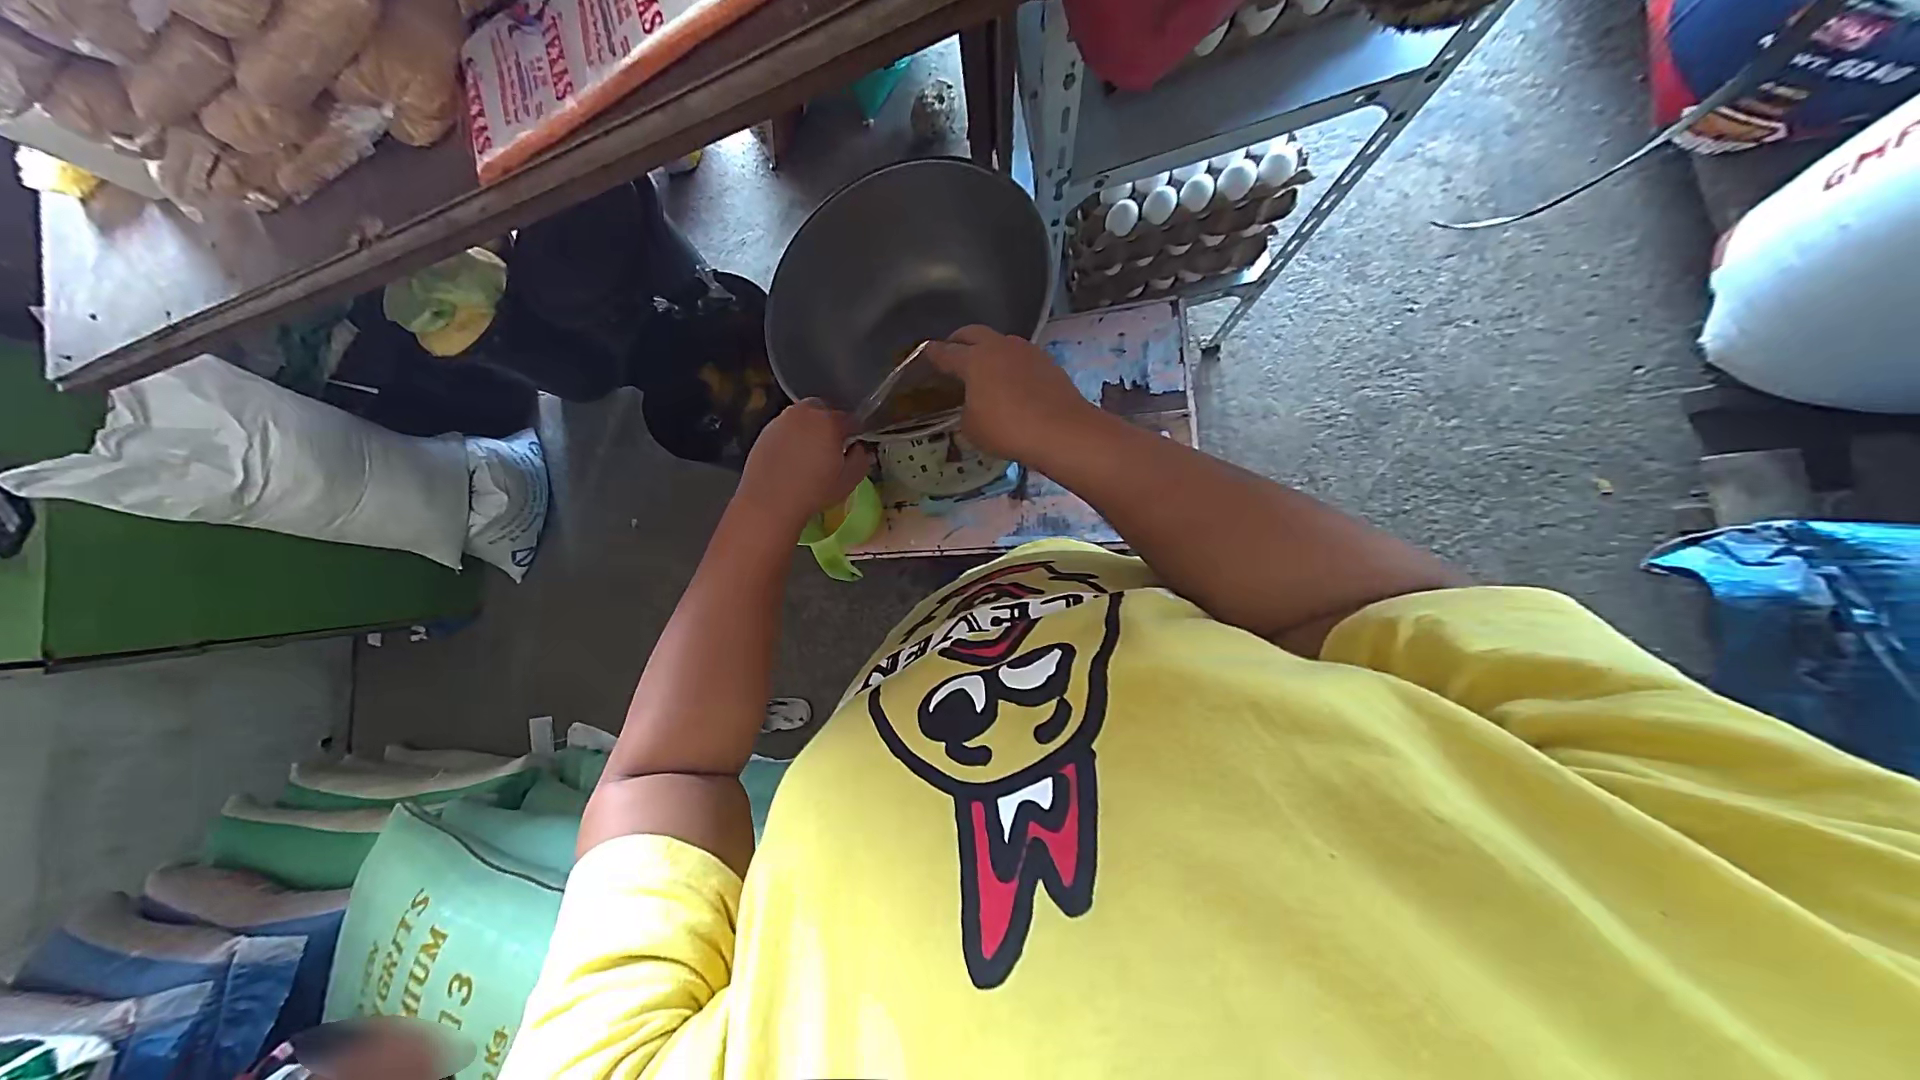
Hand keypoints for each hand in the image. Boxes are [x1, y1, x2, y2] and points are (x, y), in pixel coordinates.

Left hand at [738, 400, 872, 528]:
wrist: (769, 502)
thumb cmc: (814, 492)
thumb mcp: (849, 480)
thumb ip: (861, 459)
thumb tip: (859, 448)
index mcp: (829, 422)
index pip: (850, 419)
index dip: (855, 432)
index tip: (855, 445)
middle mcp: (804, 413)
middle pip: (824, 410)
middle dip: (830, 424)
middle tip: (832, 447)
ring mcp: (781, 420)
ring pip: (802, 417)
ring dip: (810, 428)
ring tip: (810, 453)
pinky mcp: (765, 431)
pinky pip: (786, 428)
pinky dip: (792, 437)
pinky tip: (791, 458)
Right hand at [925, 325, 1102, 462]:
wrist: (1062, 431)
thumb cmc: (1008, 429)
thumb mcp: (972, 429)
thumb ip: (965, 412)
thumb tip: (971, 407)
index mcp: (974, 359)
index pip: (945, 352)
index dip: (932, 353)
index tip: (925, 352)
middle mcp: (999, 346)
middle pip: (973, 333)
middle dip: (959, 340)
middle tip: (953, 351)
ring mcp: (1027, 351)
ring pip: (1001, 342)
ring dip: (989, 350)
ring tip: (985, 367)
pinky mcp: (1048, 363)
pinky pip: (1021, 358)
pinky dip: (1011, 365)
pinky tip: (1012, 381)